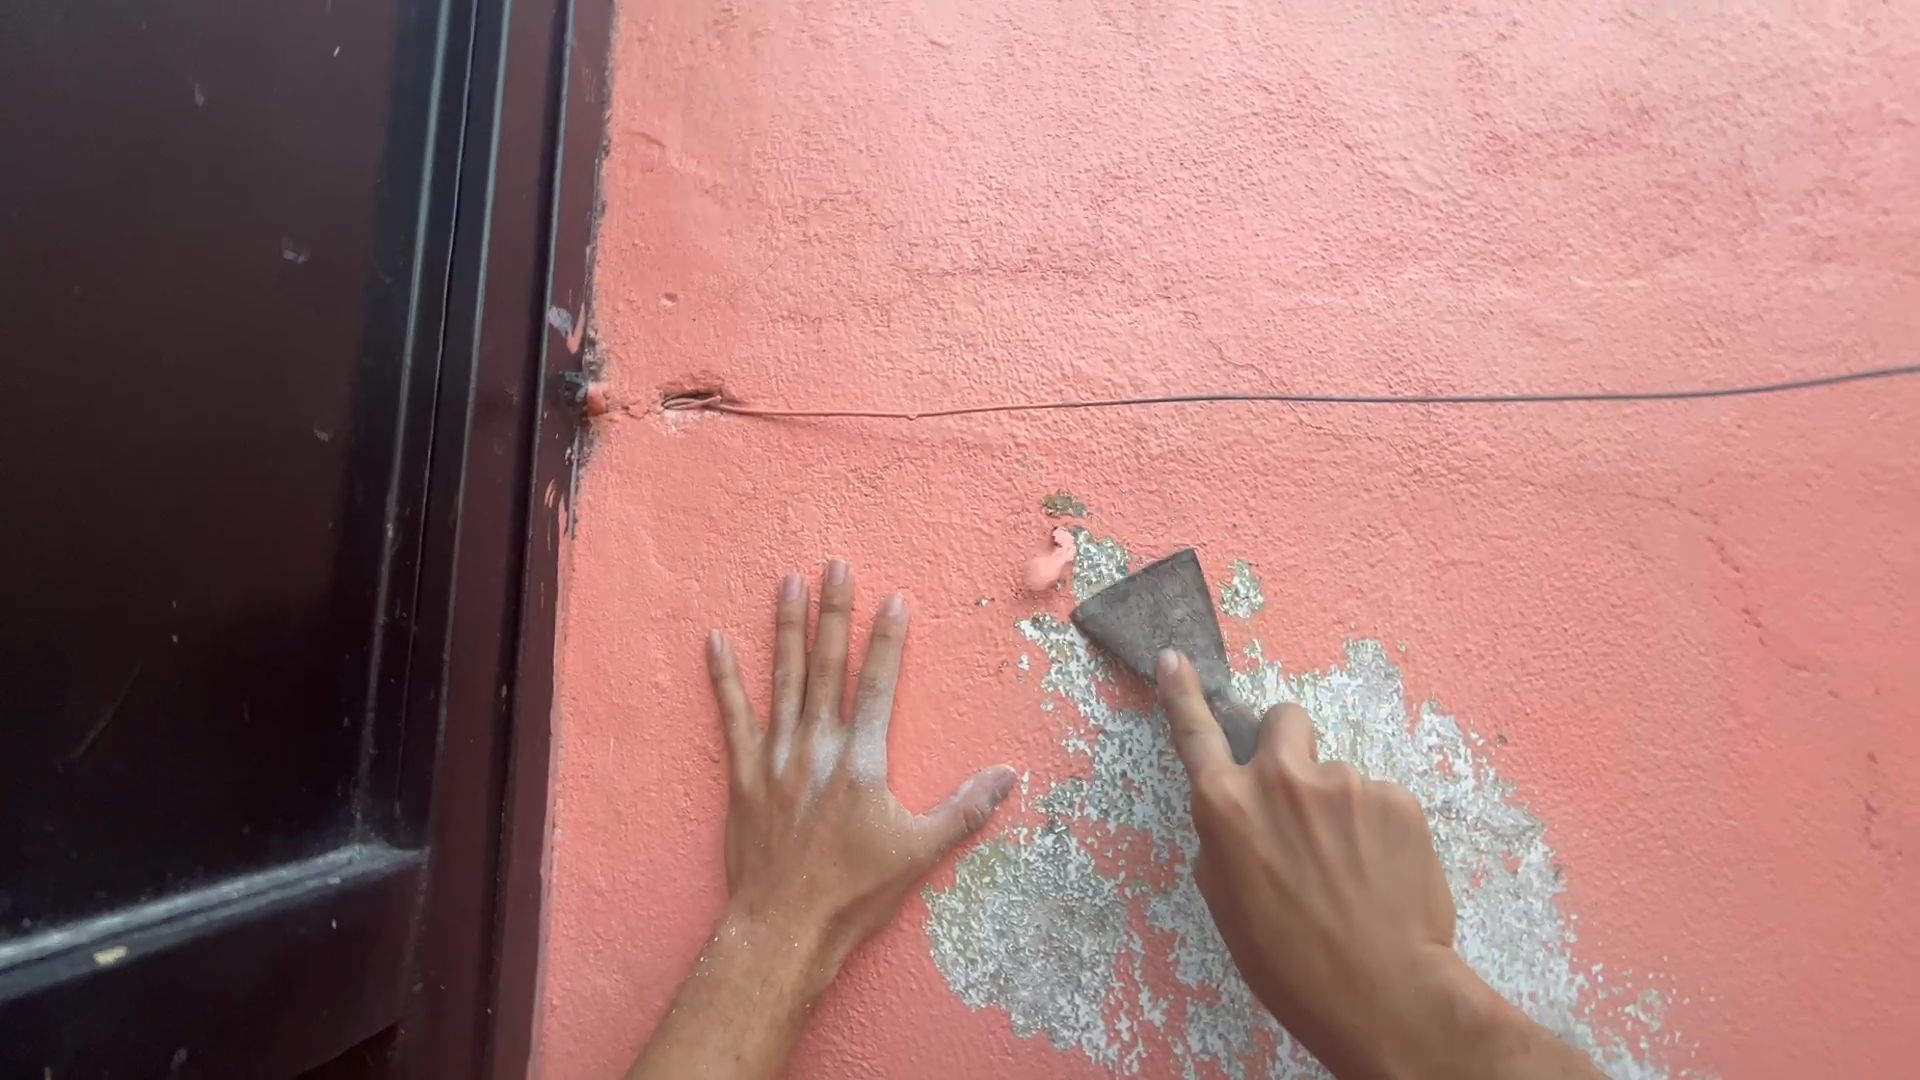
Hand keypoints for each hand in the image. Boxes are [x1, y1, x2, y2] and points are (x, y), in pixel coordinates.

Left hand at [706, 559, 1017, 983]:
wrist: (782, 931)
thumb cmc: (853, 894)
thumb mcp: (920, 852)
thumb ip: (966, 808)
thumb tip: (1011, 775)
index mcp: (861, 760)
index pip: (877, 683)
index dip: (887, 638)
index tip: (893, 598)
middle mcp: (817, 747)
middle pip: (828, 665)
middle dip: (834, 612)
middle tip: (835, 566)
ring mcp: (775, 757)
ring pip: (783, 678)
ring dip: (787, 628)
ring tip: (788, 583)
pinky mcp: (743, 775)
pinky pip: (732, 717)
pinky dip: (723, 678)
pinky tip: (715, 640)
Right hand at [1155, 650, 1602, 1079]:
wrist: (1387, 1000)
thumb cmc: (1286, 959)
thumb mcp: (1224, 896)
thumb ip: (1222, 834)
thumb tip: (1239, 808)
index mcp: (1224, 804)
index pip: (1195, 731)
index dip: (1181, 691)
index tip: (1174, 657)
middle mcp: (1278, 778)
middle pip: (1283, 719)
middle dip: (1288, 746)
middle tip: (1304, 798)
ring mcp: (1341, 782)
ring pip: (1335, 772)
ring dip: (1338, 804)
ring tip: (1353, 865)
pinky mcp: (1396, 798)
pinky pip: (1379, 798)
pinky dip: (1379, 827)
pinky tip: (1384, 872)